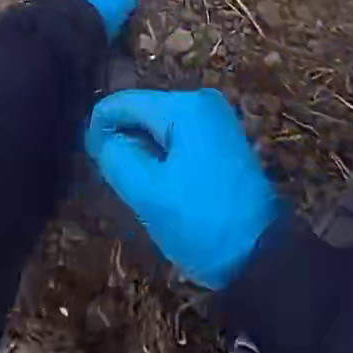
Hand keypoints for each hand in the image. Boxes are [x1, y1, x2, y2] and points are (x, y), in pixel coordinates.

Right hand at [85, 88, 277, 289]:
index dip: (99, 128)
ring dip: (144, 152)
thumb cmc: (201, 221)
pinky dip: (163, 156)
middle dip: (125, 141)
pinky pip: (178, 136)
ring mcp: (215, 118)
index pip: (123, 102)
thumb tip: (103, 136)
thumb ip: (117, 157)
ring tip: (143, 188)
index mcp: (185, 106)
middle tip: (120, 182)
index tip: (92, 162)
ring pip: (159, 125)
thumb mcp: (147, 193)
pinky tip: (164, 186)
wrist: (260, 252)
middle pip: (143, 111)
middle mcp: (202, 101)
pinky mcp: (221, 137)